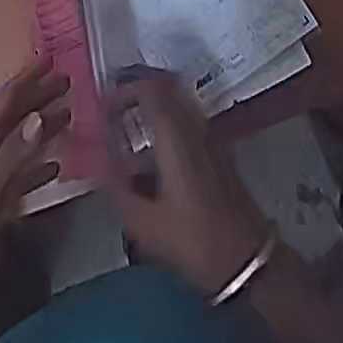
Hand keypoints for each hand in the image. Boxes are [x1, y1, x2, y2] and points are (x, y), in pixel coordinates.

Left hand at [0, 58, 70, 289]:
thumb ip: (13, 152)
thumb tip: (41, 114)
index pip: (5, 101)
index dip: (26, 78)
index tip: (49, 59)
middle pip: (14, 116)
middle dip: (38, 96)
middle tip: (66, 82)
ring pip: (19, 142)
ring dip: (42, 127)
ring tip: (67, 115)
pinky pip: (21, 173)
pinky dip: (38, 165)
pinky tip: (55, 166)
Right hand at [107, 71, 271, 296]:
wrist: (245, 256)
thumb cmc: (193, 240)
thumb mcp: (143, 223)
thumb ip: (116, 189)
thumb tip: (97, 166)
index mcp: (176, 138)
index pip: (151, 90)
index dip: (125, 89)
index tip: (104, 102)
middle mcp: (196, 127)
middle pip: (168, 86)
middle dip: (138, 86)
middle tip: (113, 100)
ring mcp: (211, 135)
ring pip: (180, 99)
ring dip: (154, 99)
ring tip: (128, 117)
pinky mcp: (218, 147)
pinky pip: (189, 115)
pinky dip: (168, 114)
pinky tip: (152, 142)